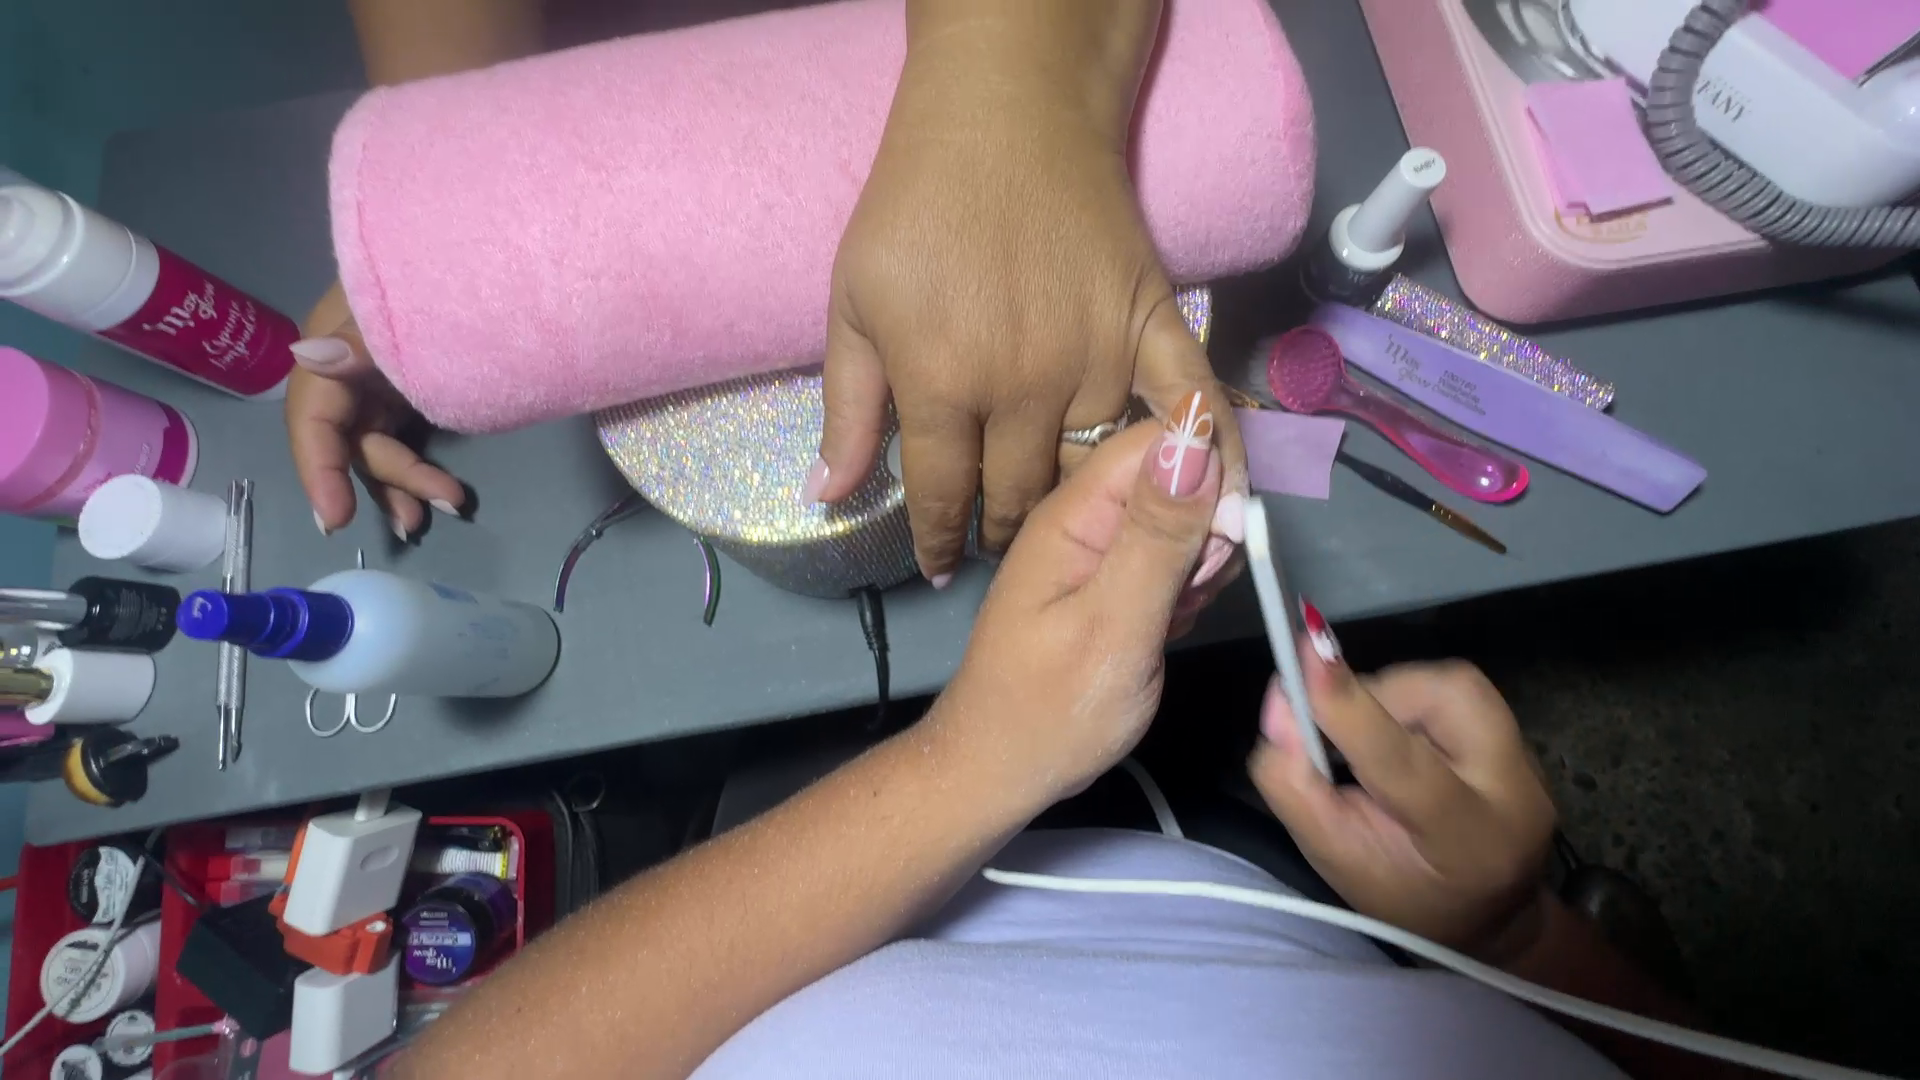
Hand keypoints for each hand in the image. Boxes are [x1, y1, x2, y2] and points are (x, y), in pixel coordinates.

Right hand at [288, 281, 465, 540]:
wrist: (476, 269)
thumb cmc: (433, 284)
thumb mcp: (390, 311)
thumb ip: (359, 340)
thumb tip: (309, 356)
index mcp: (332, 350)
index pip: (314, 420)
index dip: (320, 468)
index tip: (336, 517)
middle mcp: (347, 374)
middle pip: (353, 442)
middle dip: (388, 481)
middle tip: (430, 513)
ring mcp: (377, 387)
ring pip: (377, 448)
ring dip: (401, 486)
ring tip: (429, 518)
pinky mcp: (405, 396)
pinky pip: (401, 441)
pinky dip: (415, 470)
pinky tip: (432, 499)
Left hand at [812, 45, 1244, 584]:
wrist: (1003, 115)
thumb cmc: (913, 211)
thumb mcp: (852, 308)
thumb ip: (847, 411)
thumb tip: (827, 498)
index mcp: (943, 383)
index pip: (942, 497)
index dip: (937, 541)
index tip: (937, 567)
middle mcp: (1023, 389)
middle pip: (1015, 496)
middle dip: (996, 530)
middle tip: (990, 541)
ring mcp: (1097, 361)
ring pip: (1087, 470)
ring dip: (1070, 506)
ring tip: (1060, 525)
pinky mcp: (1153, 328)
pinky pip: (1189, 407)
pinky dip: (1207, 458)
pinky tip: (1215, 504)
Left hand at [931, 390, 1220, 807]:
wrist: (1003, 768)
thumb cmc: (1051, 709)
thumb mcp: (1113, 625)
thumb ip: (1157, 537)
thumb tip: (1196, 439)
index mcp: (1073, 512)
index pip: (1157, 436)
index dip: (1210, 465)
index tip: (1235, 527)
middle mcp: (1084, 517)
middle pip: (1176, 475)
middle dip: (1209, 526)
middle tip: (1188, 594)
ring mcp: (1097, 550)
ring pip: (1182, 522)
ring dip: (1200, 564)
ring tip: (1171, 618)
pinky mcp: (1110, 580)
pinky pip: (1169, 561)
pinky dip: (1185, 590)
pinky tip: (1165, 628)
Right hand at [1249, 640, 1556, 963]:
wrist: (1486, 913)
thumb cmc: (1397, 891)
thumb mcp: (1329, 853)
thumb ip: (1292, 781)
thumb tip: (1280, 702)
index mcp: (1465, 840)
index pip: (1403, 763)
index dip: (1351, 706)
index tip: (1306, 651)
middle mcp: (1515, 790)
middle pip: (1445, 697)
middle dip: (1372, 694)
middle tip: (1332, 729)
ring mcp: (1526, 757)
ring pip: (1446, 682)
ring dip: (1387, 695)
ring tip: (1365, 739)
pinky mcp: (1517, 732)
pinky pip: (1449, 688)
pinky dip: (1404, 698)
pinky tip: (1393, 734)